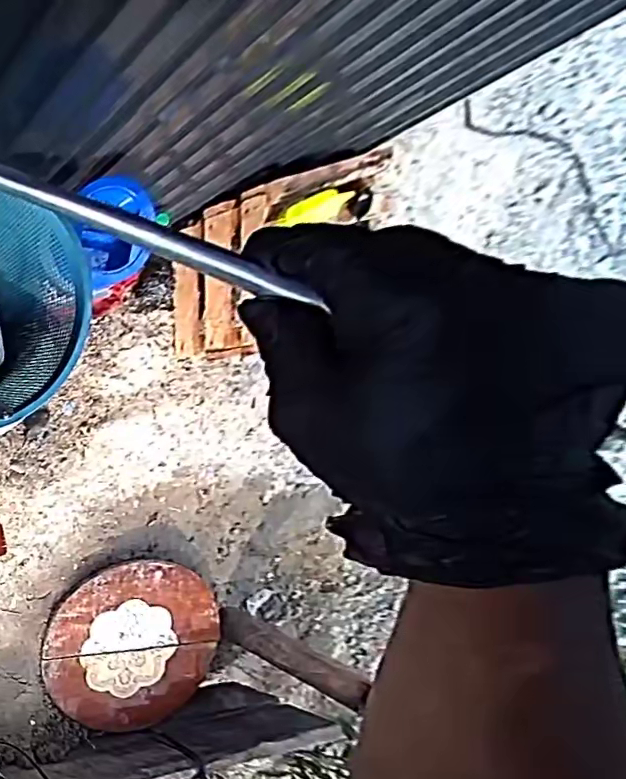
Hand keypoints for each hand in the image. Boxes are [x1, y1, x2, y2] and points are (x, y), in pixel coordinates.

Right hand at [239, 224, 625, 585]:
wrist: (490, 501)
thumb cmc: (392, 462)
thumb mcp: (304, 407)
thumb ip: (285, 342)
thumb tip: (266, 303)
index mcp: (397, 311)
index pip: (326, 252)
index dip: (280, 251)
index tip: (255, 254)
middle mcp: (469, 288)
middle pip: (381, 247)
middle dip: (330, 265)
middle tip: (293, 294)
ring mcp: (521, 292)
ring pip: (429, 260)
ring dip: (380, 281)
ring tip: (351, 325)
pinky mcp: (555, 305)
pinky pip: (471, 282)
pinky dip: (429, 298)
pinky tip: (406, 336)